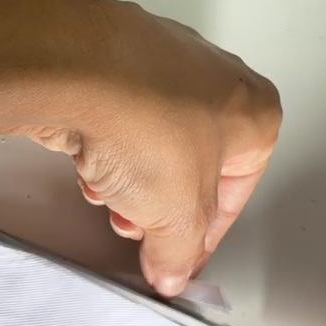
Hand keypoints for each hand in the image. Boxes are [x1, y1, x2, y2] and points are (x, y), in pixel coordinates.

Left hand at [13, 0, 279, 295]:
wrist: (71, 70)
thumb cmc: (143, 127)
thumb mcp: (176, 217)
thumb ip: (179, 255)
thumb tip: (170, 271)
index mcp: (254, 110)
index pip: (235, 192)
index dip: (201, 238)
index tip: (177, 260)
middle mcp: (214, 76)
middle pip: (189, 167)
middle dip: (157, 205)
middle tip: (134, 224)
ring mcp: (162, 58)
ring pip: (150, 143)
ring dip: (127, 178)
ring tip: (104, 189)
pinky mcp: (114, 54)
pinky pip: (118, 114)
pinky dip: (104, 142)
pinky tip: (84, 158)